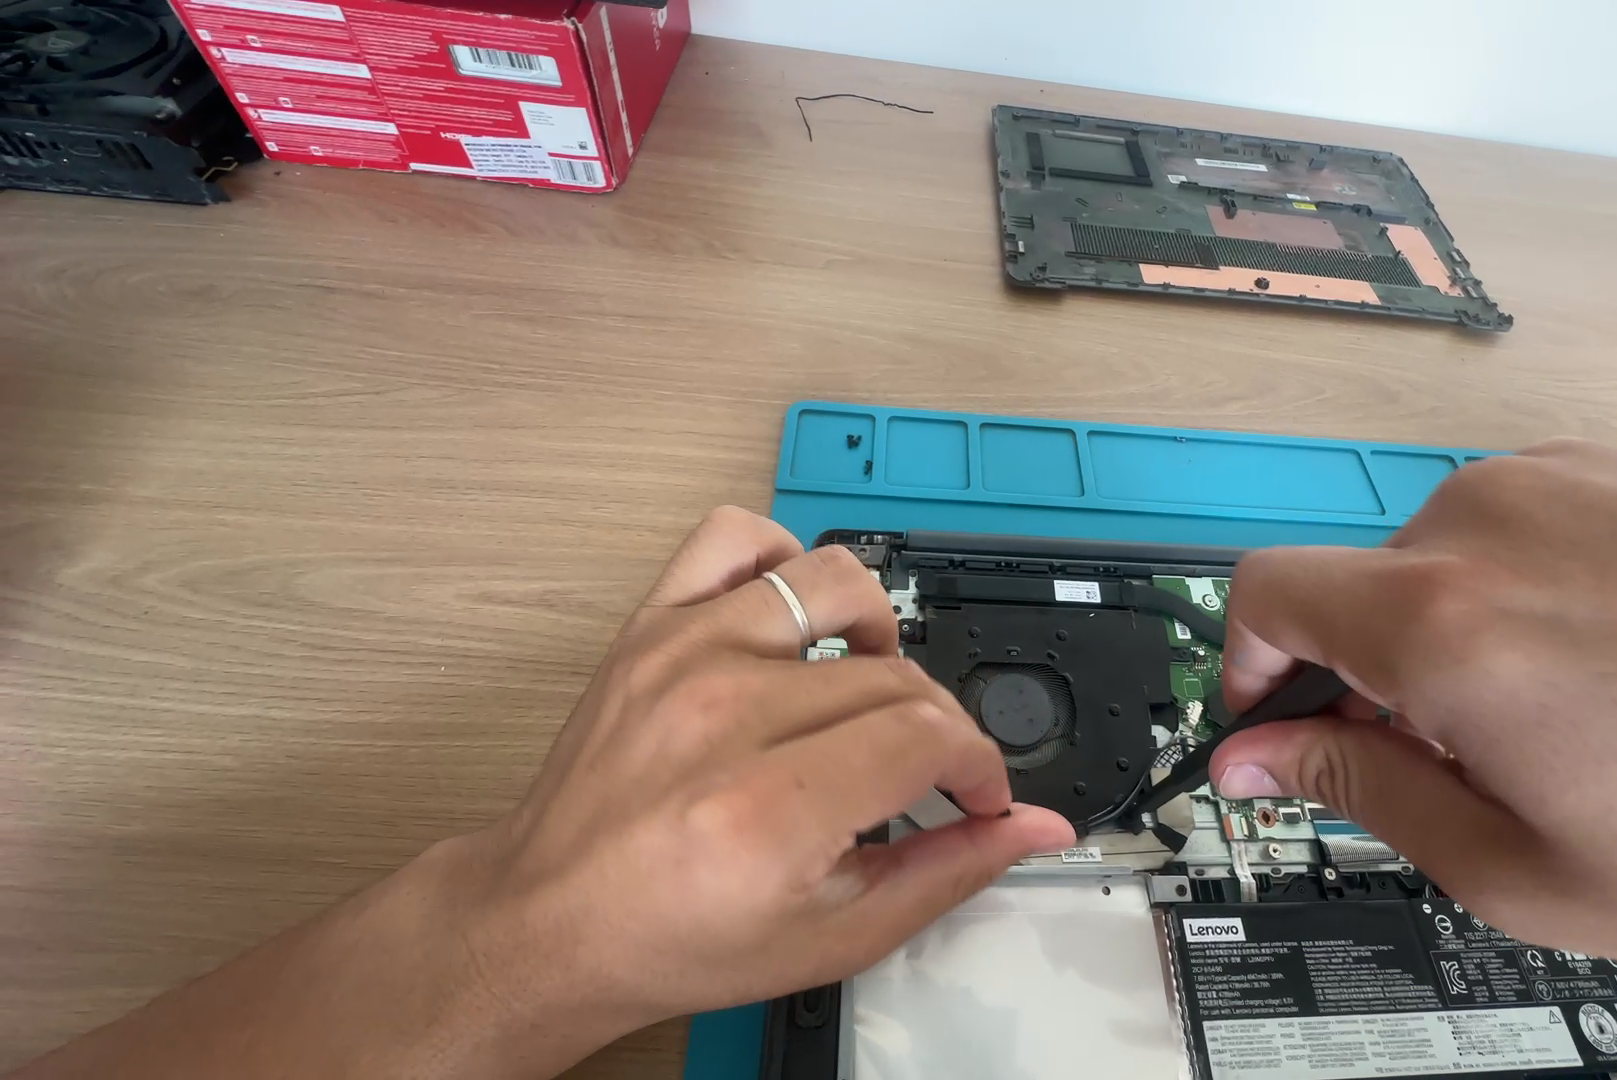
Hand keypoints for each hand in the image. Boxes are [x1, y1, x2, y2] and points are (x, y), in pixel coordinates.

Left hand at [448, 507, 1074, 1071]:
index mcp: (770, 809)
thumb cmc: (677, 940)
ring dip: (879, 630)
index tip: (975, 790)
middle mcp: (727, 713)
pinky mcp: (652, 624)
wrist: (547, 920)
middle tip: (923, 767)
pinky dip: (783, 558)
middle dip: (938, 724)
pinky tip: (792, 618)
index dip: (978, 762)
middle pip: (895, 672)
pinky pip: (734, 537)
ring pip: (835, 580)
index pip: (928, 735)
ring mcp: (685, 652)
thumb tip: (1031, 825)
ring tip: (865, 679)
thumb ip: (946, 874)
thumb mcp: (832, 937)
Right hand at [1208, 439, 1616, 1002]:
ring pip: (1420, 565)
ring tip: (1553, 719)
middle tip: (1456, 763)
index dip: (1248, 664)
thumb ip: (1357, 788)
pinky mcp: (1614, 469)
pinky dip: (1501, 596)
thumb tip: (1246, 756)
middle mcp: (1479, 521)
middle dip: (1364, 676)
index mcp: (1441, 620)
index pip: (1263, 595)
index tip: (1280, 724)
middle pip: (1346, 591)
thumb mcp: (1530, 868)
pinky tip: (1608, 661)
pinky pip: (1498, 534)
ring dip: (1437, 639)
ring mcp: (1553, 479)